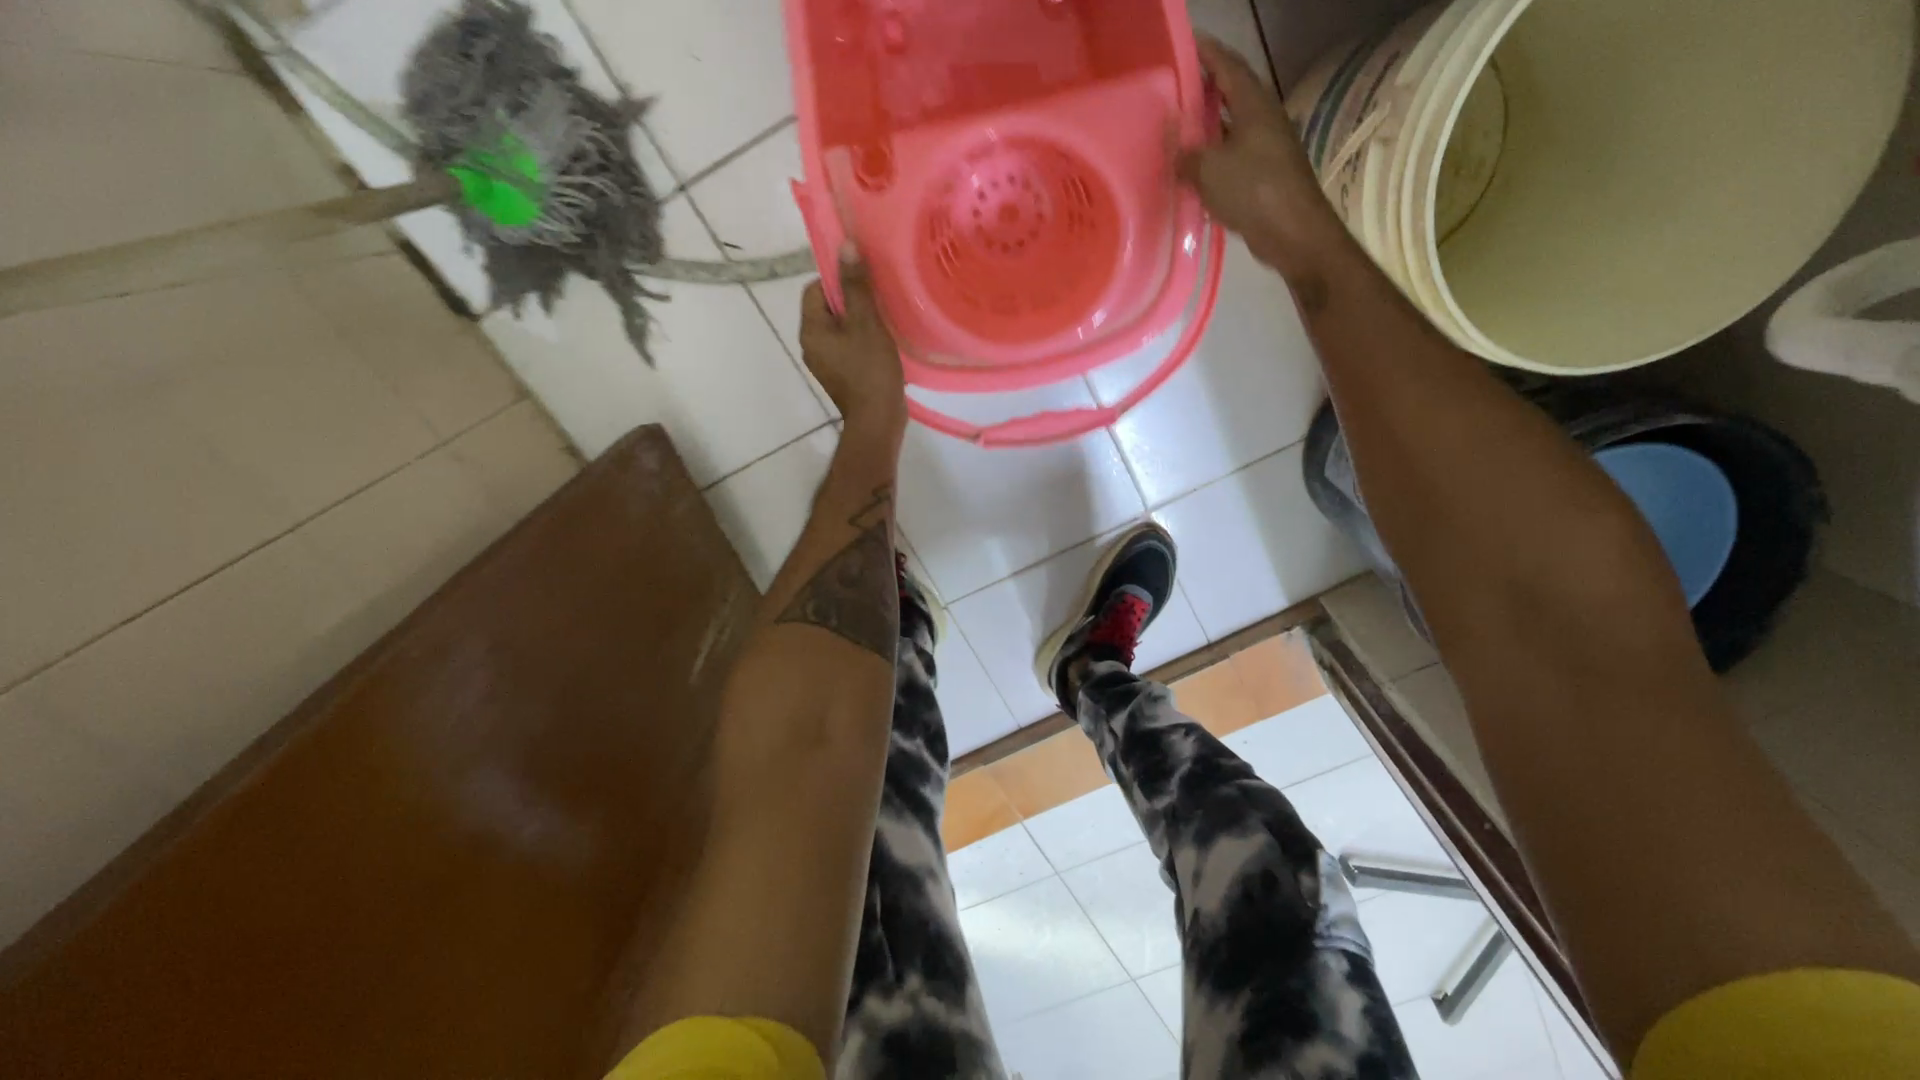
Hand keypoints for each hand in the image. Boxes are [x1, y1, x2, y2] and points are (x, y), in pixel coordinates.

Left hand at [800, 258, 907, 445]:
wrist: (877, 420)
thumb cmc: (870, 370)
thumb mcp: (866, 322)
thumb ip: (855, 285)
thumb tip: (845, 246)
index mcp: (810, 330)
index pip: (813, 290)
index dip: (837, 281)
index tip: (862, 286)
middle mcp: (810, 345)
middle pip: (825, 309)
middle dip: (850, 302)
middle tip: (876, 304)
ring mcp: (823, 363)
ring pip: (837, 329)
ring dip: (857, 322)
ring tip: (882, 323)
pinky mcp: (838, 376)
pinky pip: (845, 347)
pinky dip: (860, 341)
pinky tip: (880, 345)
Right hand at [1177, 37, 1348, 282]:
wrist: (1294, 234)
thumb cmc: (1254, 192)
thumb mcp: (1208, 169)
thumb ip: (1185, 153)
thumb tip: (1171, 145)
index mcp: (1254, 106)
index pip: (1228, 66)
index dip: (1207, 52)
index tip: (1184, 44)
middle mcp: (1263, 119)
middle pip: (1231, 94)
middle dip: (1203, 88)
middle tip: (1172, 89)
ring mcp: (1267, 147)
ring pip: (1230, 127)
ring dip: (1206, 125)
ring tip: (1176, 128)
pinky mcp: (1265, 175)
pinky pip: (1232, 155)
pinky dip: (1212, 155)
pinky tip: (1192, 167)